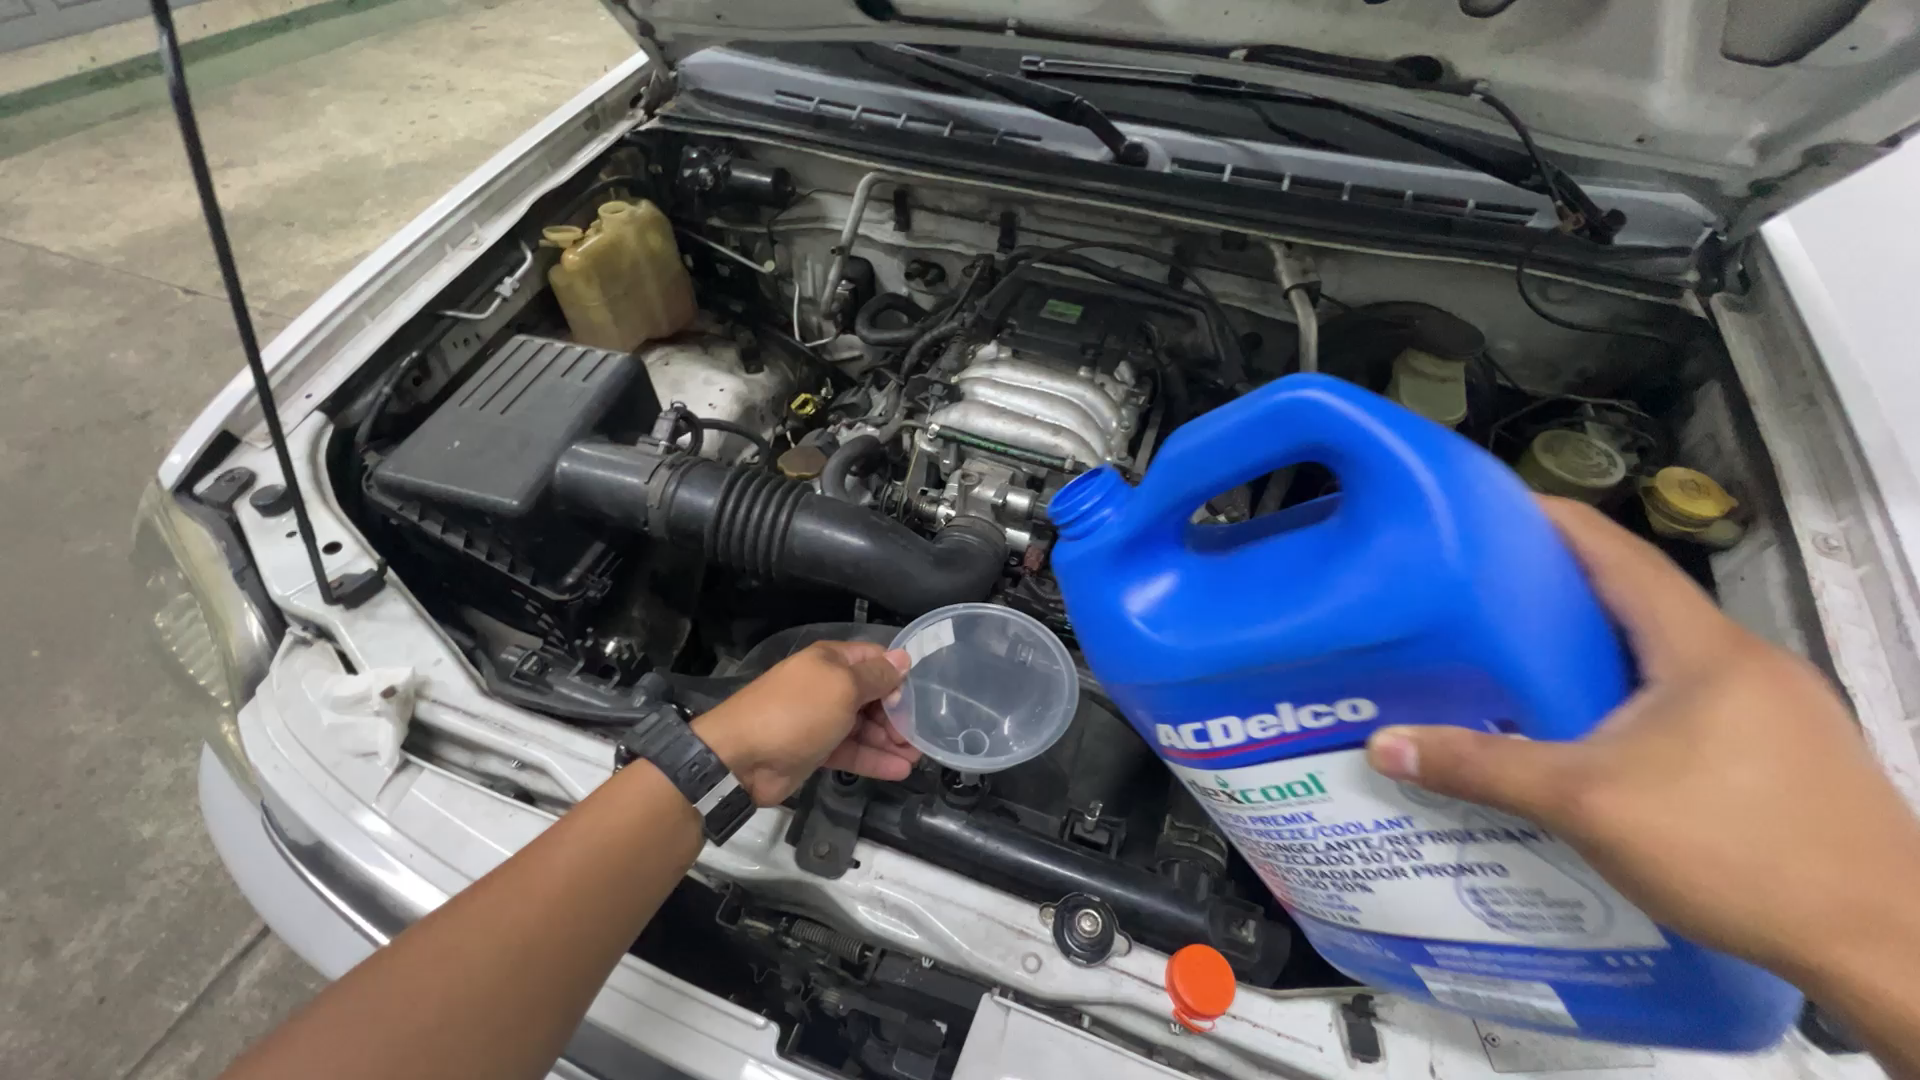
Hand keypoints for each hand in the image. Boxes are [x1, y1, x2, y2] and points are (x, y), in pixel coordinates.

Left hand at [691, 641, 917, 805]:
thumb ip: (876, 676)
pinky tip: (898, 770)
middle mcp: (827, 686)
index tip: (920, 696)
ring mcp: (821, 720)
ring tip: (916, 757)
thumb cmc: (797, 712)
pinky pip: (851, 751)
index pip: (875, 659)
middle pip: (873, 696)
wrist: (740, 758)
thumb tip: (904, 658)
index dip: (898, 675)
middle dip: (898, 714)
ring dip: (890, 741)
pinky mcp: (817, 750)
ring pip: (865, 727)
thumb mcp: (843, 687)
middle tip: (919, 735)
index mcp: (831, 661)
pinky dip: (873, 759)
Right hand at [1363, 498, 1919, 982]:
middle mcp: (1744, 662)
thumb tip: (1381, 744)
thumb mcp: (1586, 805)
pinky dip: (1622, 690)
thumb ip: (1481, 767)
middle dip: (1552, 585)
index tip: (1481, 510)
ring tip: (1509, 657)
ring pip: (1657, 651)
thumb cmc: (1740, 850)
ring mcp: (1772, 708)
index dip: (1548, 519)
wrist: (1895, 952)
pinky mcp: (1781, 752)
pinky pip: (1681, 695)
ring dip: (1587, 643)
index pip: (1616, 553)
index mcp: (1703, 648)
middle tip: (1469, 592)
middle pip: (1634, 597)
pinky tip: (1581, 729)